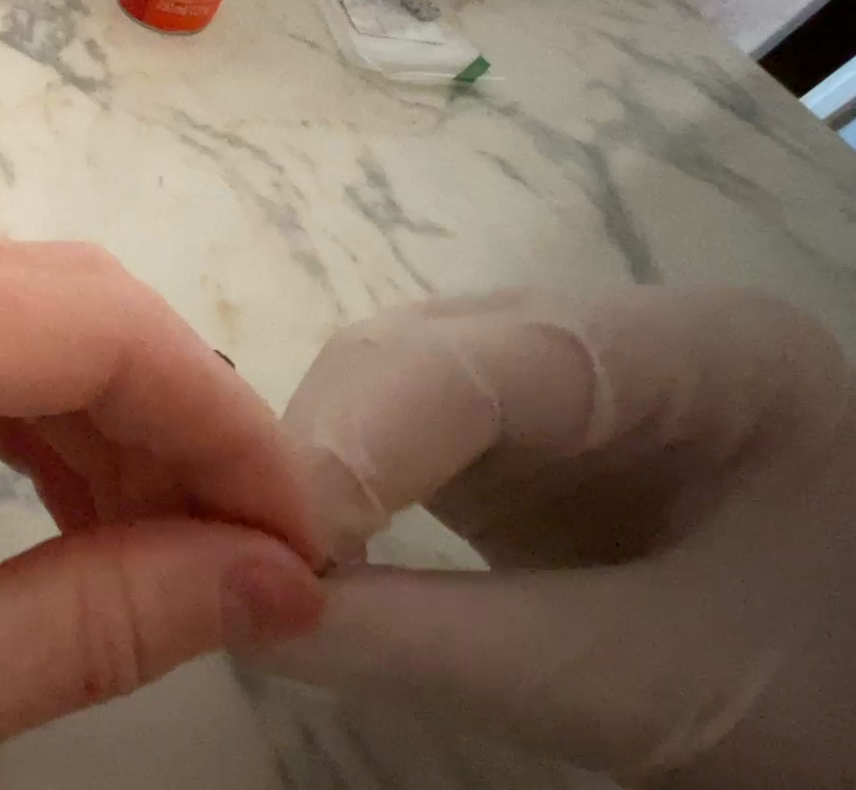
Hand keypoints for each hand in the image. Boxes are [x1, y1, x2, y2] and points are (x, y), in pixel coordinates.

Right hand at [267, 289, 855, 789]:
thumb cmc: (849, 706)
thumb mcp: (656, 690)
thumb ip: (438, 650)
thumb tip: (249, 625)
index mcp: (682, 353)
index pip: (458, 365)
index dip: (342, 450)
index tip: (265, 559)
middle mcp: (589, 336)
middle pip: (394, 359)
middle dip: (311, 458)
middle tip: (248, 564)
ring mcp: (540, 380)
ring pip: (371, 389)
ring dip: (309, 473)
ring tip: (276, 560)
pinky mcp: (505, 436)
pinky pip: (387, 436)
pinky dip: (337, 492)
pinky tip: (320, 545)